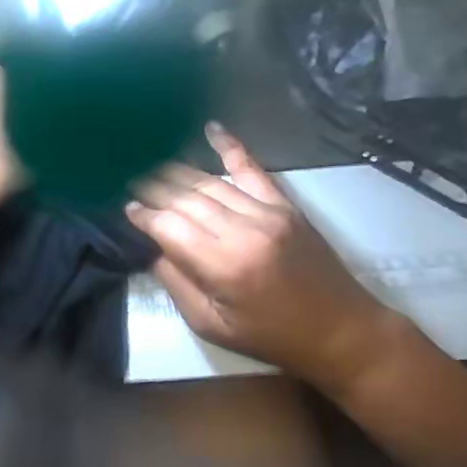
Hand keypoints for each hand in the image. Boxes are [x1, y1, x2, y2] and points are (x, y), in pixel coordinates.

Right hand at [126, 123, 399, 389]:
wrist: (339, 329)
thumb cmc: (271, 337)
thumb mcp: (213, 325)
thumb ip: (178, 284)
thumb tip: (155, 249)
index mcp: (222, 265)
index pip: (169, 226)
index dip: (144, 216)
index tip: (127, 209)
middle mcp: (242, 229)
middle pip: (186, 198)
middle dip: (154, 188)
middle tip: (132, 181)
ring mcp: (266, 211)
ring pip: (210, 182)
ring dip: (179, 172)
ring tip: (154, 164)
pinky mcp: (284, 204)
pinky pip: (251, 168)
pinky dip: (230, 146)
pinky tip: (211, 129)